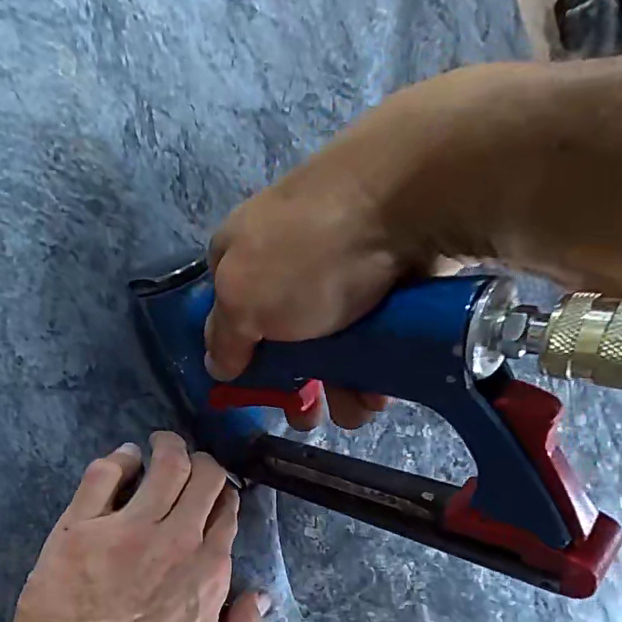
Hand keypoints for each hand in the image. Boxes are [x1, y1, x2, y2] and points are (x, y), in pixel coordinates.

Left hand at [0, 432, 266, 621]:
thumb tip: (261, 596)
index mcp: (210, 570)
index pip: (227, 511)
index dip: (225, 496)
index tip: (217, 496)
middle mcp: (177, 538)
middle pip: (203, 476)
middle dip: (204, 463)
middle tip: (194, 463)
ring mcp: (128, 528)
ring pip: (163, 464)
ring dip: (168, 447)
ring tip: (162, 444)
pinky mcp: (80, 527)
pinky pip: (104, 473)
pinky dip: (119, 459)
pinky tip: (122, 460)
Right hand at [206, 64, 537, 429]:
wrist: (404, 203)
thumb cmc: (308, 256)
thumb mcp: (245, 298)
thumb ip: (225, 336)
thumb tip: (217, 365)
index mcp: (241, 259)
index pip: (230, 321)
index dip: (245, 366)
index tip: (262, 399)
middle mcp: (288, 267)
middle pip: (287, 344)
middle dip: (299, 388)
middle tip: (311, 419)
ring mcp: (340, 276)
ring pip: (336, 350)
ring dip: (344, 389)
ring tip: (360, 408)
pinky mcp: (387, 287)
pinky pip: (374, 341)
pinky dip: (376, 369)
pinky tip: (383, 389)